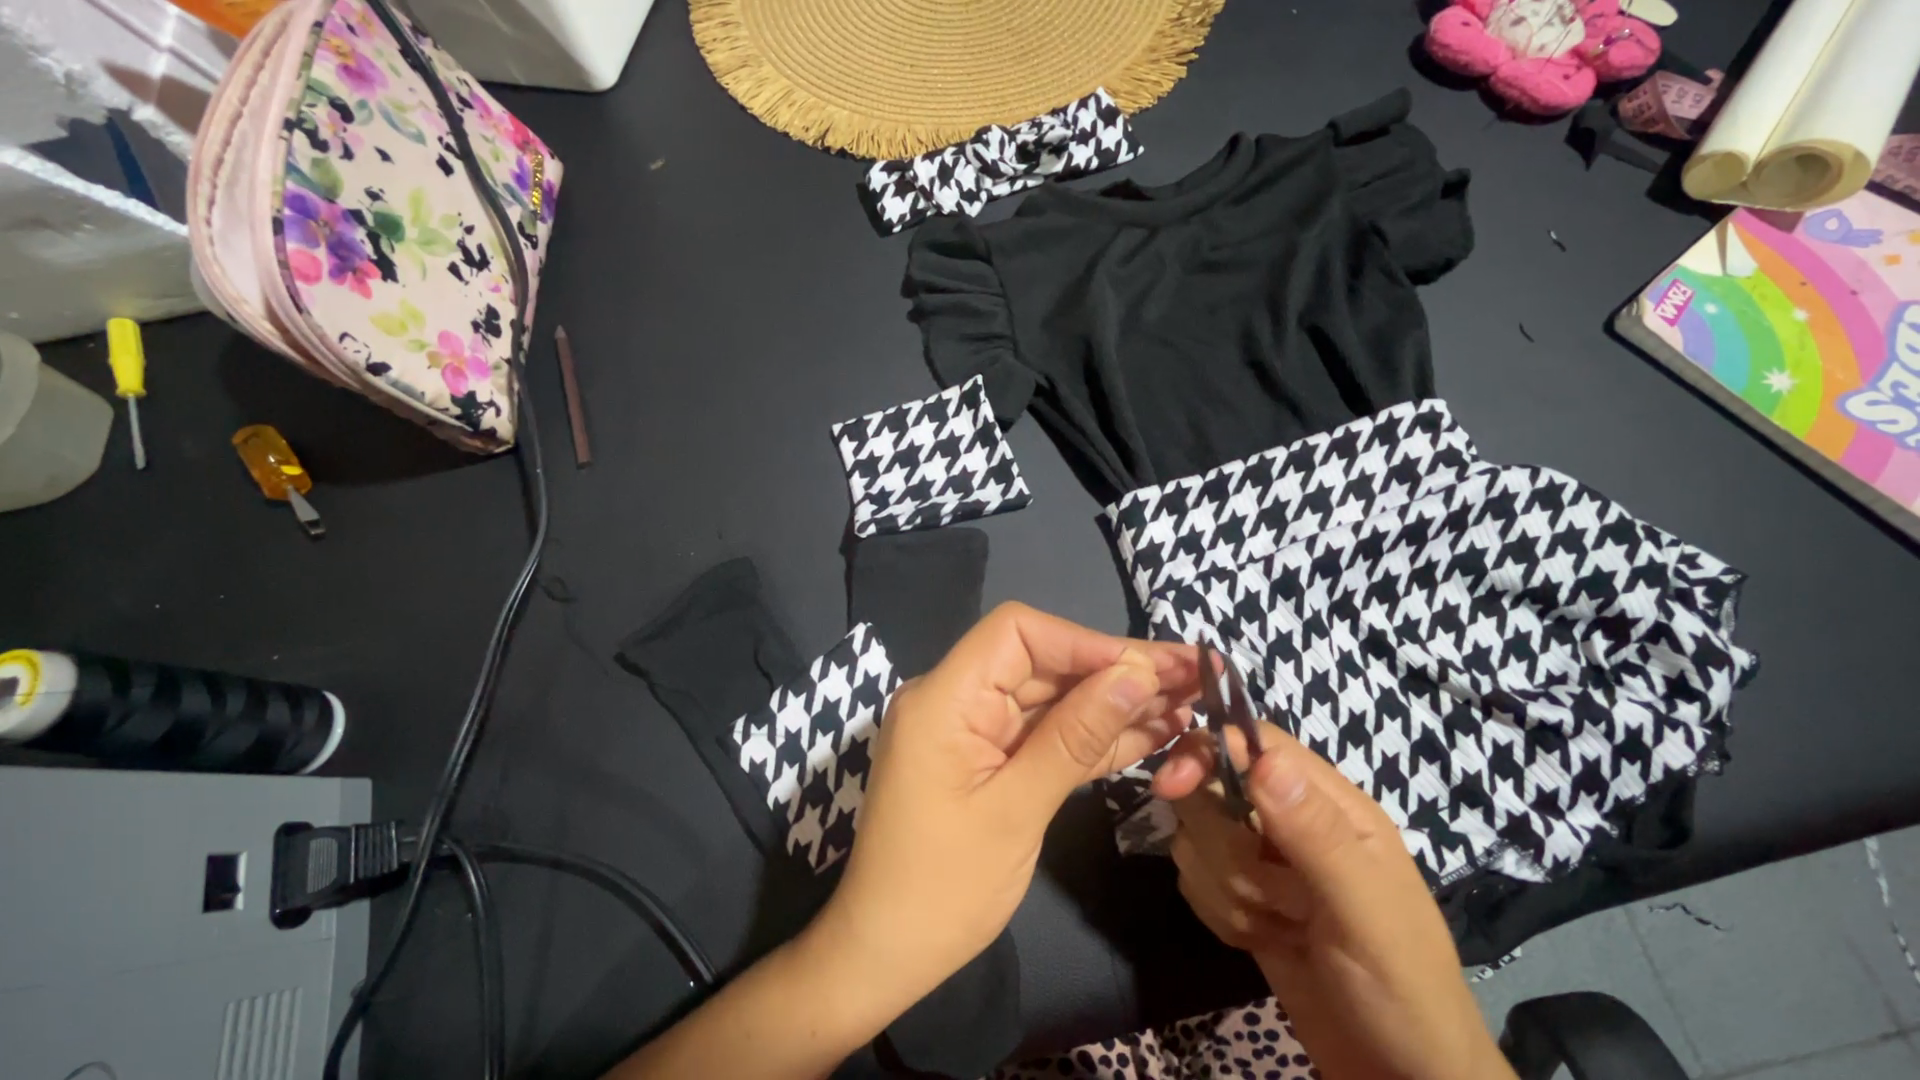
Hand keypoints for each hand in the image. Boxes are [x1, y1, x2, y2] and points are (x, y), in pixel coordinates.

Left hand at [809, 602, 1202, 1012]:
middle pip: (1042, 662)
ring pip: (1051, 699)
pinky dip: (1090, 738)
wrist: (887, 953)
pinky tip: (1150, 736)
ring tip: (1187, 707)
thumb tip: (1137, 674)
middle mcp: (955, 700)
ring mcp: (971, 732)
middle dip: (1114, 671)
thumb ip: (1076, 737)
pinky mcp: (986, 762)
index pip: (1018, 633)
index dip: (1086, 642)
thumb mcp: (1017, 809)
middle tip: (1193, 679)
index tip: (1147, 667)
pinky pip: (1042, 736)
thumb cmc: (943, 887)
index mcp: (944, 698)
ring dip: (1112, 704)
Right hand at [1154, 722, 1516, 1079]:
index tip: (1171, 788)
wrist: (1401, 1078)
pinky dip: (1220, 917)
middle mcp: (1292, 824)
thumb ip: (1315, 833)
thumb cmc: (1402, 988)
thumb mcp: (1366, 911)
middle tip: (1279, 898)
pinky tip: (1265, 944)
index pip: (1252, 744)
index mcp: (1332, 806)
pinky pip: (1196, 884)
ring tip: (1283, 929)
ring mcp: (1266, 865)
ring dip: (1228, 894)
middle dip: (1227, 852)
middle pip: (1213, 793)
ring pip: (1198, 843)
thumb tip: (1262, 758)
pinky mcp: (1244, 903)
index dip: (1205, 754)